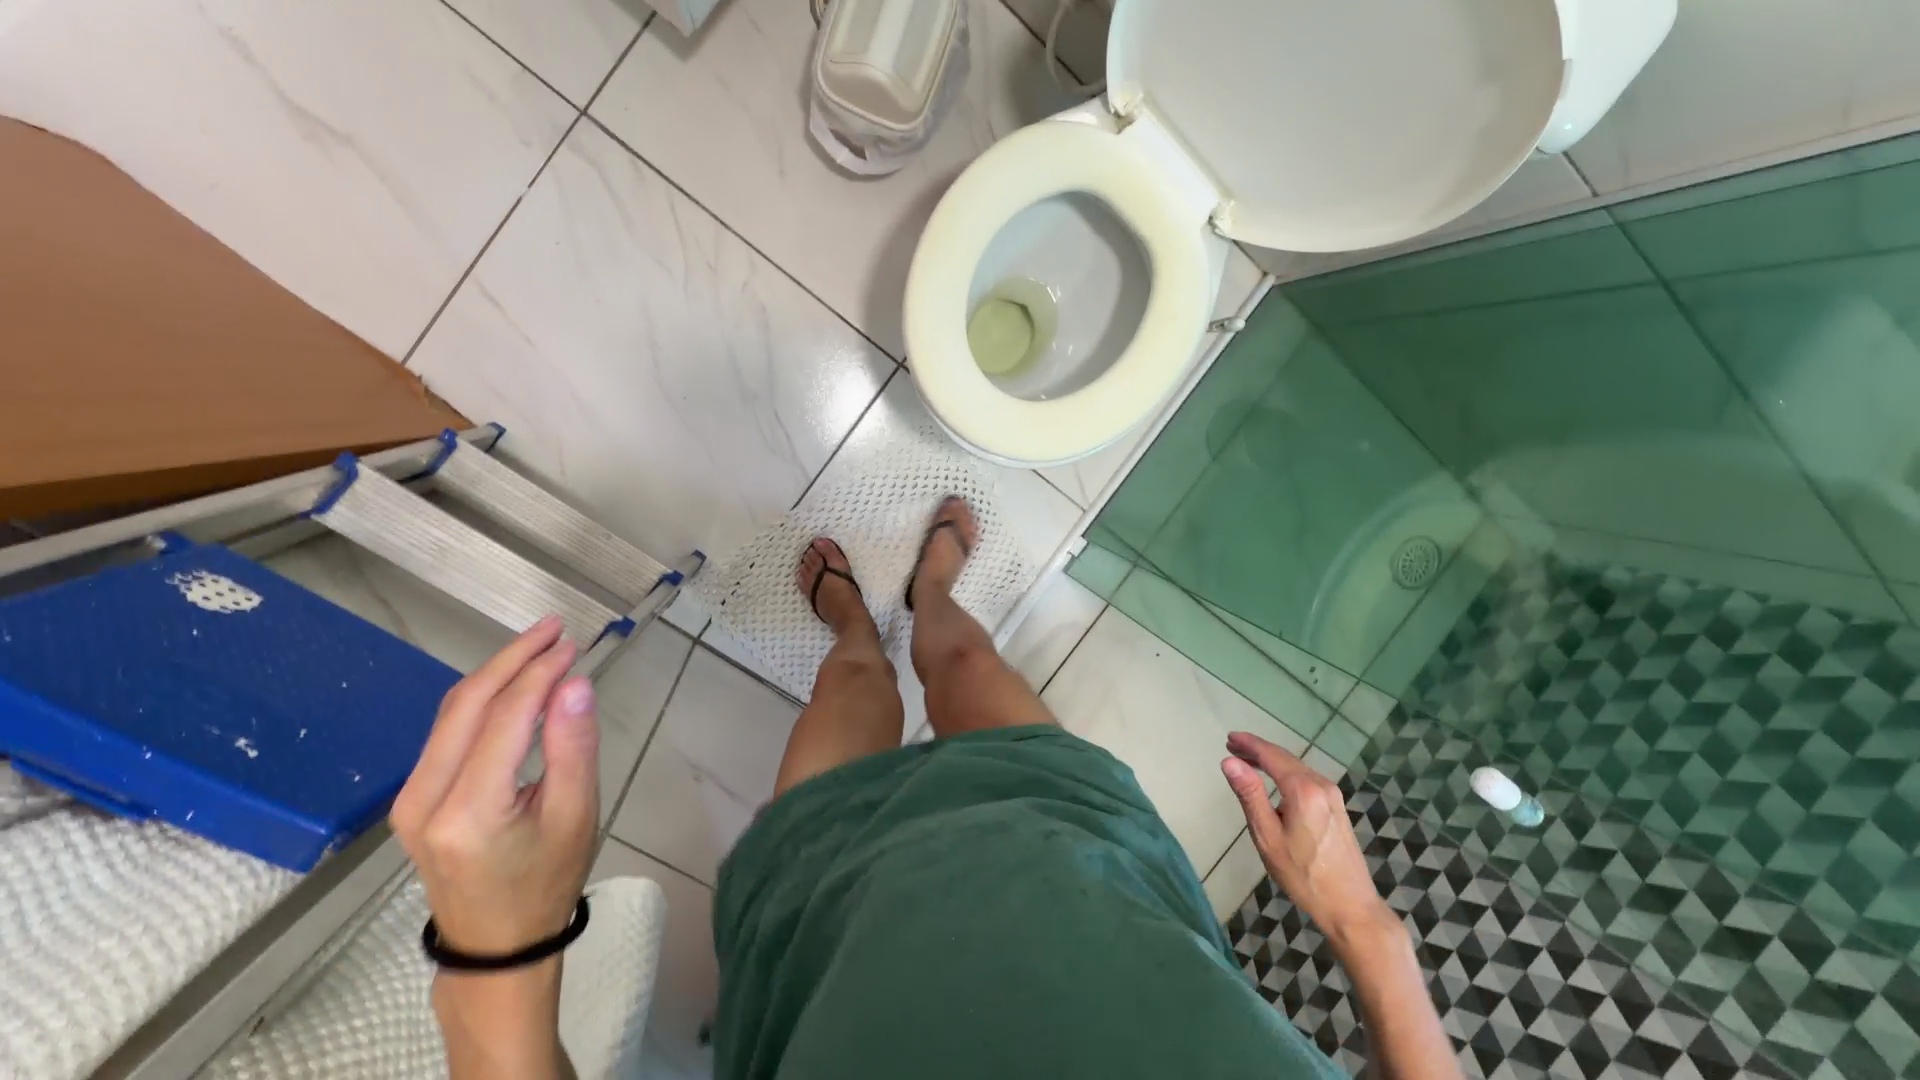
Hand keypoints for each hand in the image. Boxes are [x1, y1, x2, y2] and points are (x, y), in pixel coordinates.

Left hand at [391, 615, 599, 957]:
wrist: (496, 943)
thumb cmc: (547, 881)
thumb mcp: (575, 816)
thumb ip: (574, 747)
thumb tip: (575, 682)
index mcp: (470, 809)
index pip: (505, 717)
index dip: (540, 673)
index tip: (574, 645)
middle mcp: (425, 798)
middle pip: (467, 704)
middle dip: (513, 659)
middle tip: (555, 628)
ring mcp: (410, 798)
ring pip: (452, 713)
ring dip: (496, 673)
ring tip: (540, 646)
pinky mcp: (412, 798)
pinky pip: (447, 732)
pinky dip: (483, 699)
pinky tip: (512, 683)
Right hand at [1219, 731, 1393, 949]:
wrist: (1351, 907)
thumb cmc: (1303, 875)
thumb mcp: (1268, 837)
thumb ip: (1249, 795)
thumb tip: (1230, 762)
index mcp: (1304, 791)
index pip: (1272, 756)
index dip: (1249, 744)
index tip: (1229, 739)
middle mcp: (1322, 786)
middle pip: (1286, 758)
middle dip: (1258, 751)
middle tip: (1232, 747)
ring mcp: (1334, 797)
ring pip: (1298, 768)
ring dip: (1272, 762)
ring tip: (1248, 762)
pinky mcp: (1337, 808)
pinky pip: (1307, 780)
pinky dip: (1286, 774)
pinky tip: (1274, 782)